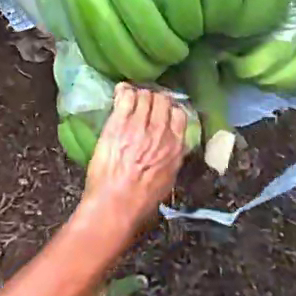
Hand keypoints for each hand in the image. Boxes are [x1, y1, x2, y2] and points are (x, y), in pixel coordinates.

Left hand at [81, 84, 186, 230]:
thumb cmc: (140, 200)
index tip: (162, 111)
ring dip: (139, 95)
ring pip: (144, 96)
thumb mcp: (167, 180)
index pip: (180, 115)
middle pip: (162, 101)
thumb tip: (169, 146)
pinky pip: (125, 97)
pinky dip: (124, 91)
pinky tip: (120, 92)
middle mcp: (160, 132)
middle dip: (154, 99)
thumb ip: (171, 157)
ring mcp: (139, 125)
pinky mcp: (118, 123)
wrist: (115, 203)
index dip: (170, 109)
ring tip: (131, 98)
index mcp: (175, 147)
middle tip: (144, 102)